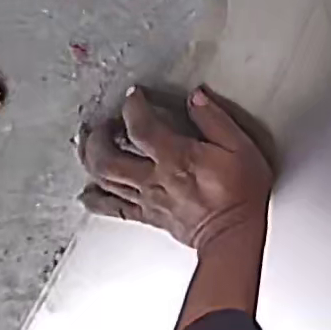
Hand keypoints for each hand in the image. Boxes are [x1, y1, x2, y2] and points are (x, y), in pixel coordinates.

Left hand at [78, 87, 274, 251]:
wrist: (235, 234)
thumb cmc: (241, 191)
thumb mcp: (240, 146)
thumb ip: (215, 119)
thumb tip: (196, 97)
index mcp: (176, 157)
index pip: (141, 127)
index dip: (133, 107)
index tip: (134, 95)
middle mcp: (154, 178)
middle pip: (107, 157)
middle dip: (99, 135)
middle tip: (104, 122)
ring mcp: (147, 199)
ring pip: (104, 180)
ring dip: (91, 159)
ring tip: (91, 144)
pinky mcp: (147, 216)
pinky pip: (112, 208)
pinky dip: (95, 198)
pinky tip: (89, 191)